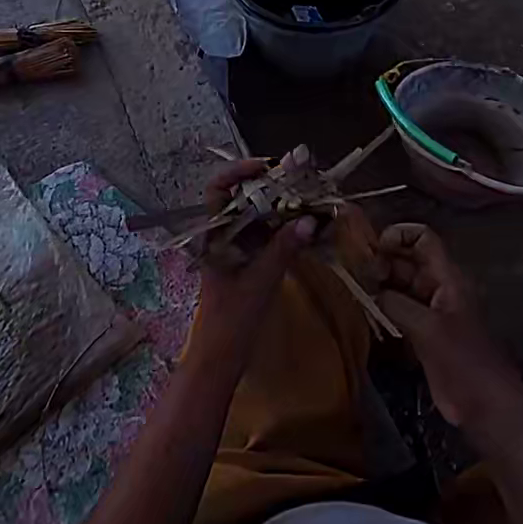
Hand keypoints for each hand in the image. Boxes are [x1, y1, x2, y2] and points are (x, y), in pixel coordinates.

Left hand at [188, 160, 315, 363]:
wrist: (221, 356)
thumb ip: (283, 249)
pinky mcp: (248, 259)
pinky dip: (285, 225)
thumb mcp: (260, 282)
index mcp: (213, 235)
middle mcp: (222, 235)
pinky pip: (266, 233)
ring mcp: (235, 247)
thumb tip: (309, 221)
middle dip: (271, 184)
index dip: (238, 172)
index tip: (267, 167)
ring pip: (257, 214)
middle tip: (301, 175)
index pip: (218, 189)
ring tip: (309, 193)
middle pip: (243, 197)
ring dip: (282, 203)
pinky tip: (307, 222)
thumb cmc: (231, 320)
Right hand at [376, 224, 522, 445]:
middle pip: (405, 259)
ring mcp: (428, 309)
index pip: (422, 238)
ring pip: (398, 283)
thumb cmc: (464, 361)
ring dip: (377, 282)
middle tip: (362, 275)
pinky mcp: (420, 331)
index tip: (376, 249)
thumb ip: (396, 303)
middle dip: (382, 259)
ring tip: (357, 288)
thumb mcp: (429, 327)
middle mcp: (436, 287)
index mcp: (447, 277)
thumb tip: (371, 292)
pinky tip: (363, 307)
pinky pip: (395, 306)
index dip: (399, 235)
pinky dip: (380, 303)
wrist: (485, 406)